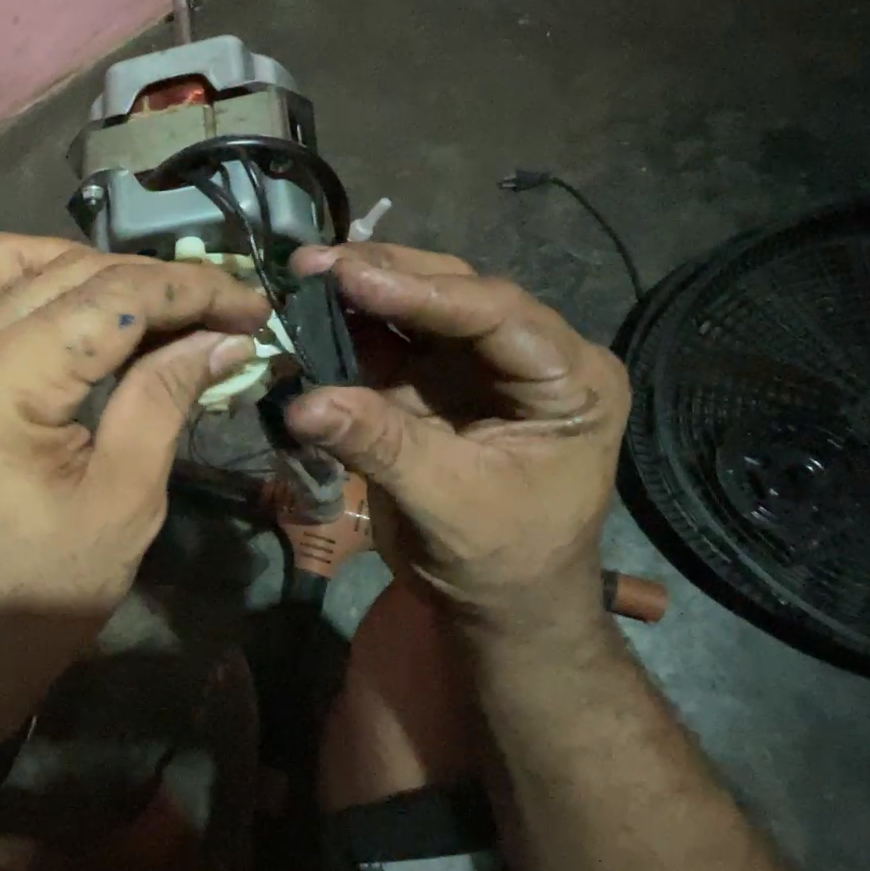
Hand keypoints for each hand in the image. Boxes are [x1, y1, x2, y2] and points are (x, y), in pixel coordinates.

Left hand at [0, 235, 268, 743]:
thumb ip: (163, 402)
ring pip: (15, 263)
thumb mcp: (121, 504)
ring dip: (91, 269)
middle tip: (221, 309)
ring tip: (155, 304)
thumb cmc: (37, 598)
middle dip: (153, 280)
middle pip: (66, 272)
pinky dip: (41, 286)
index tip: (252, 303)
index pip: (107, 299)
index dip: (189, 290)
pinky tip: (86, 314)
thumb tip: (222, 338)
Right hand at [284, 243, 629, 640]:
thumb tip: (301, 404)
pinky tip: (306, 320)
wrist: (498, 607)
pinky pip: (384, 347)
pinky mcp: (430, 385)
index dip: (421, 292)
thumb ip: (380, 446)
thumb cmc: (502, 562)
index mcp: (568, 380)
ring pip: (414, 312)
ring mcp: (473, 368)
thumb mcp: (448, 504)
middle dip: (384, 276)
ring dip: (356, 296)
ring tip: (301, 278)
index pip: (496, 314)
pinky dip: (343, 335)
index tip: (351, 276)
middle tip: (314, 263)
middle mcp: (525, 358)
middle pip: (454, 296)